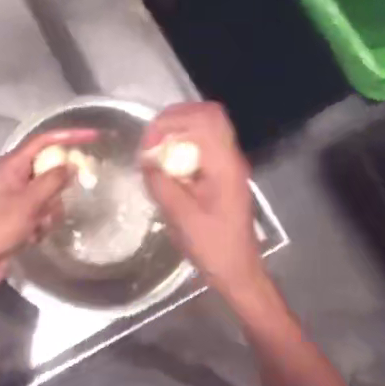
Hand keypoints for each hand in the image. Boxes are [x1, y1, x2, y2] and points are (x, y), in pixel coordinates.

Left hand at [0, 128, 99, 287]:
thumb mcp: (29, 203)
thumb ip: (53, 181)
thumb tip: (71, 165)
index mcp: (10, 165)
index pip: (44, 140)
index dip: (70, 136)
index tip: (94, 136)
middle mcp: (12, 176)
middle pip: (49, 171)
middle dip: (55, 193)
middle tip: (49, 208)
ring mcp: (13, 197)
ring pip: (48, 196)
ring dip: (48, 213)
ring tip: (35, 228)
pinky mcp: (15, 216)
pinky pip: (40, 213)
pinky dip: (40, 225)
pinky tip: (29, 238)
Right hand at [140, 102, 266, 298]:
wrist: (238, 270)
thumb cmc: (212, 246)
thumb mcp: (181, 217)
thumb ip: (161, 183)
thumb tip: (145, 160)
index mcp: (224, 164)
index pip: (205, 118)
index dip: (173, 120)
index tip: (150, 143)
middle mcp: (230, 157)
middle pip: (207, 115)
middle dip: (175, 120)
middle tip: (151, 140)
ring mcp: (228, 165)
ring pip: (206, 129)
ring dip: (178, 133)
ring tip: (156, 152)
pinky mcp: (223, 175)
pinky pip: (203, 147)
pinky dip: (183, 148)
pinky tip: (167, 167)